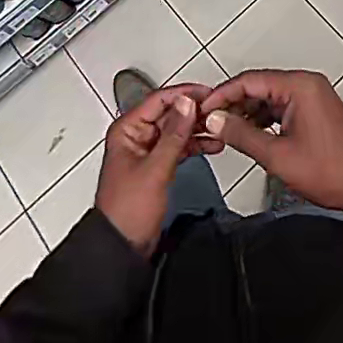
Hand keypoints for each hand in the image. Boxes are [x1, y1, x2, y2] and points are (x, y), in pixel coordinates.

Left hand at [95, 85, 208, 255]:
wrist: (123, 248)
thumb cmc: (127, 211)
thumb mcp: (155, 169)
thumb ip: (173, 135)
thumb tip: (186, 104)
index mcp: (127, 129)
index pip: (158, 100)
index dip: (184, 94)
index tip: (207, 94)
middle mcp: (136, 136)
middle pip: (169, 113)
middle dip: (194, 112)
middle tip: (218, 112)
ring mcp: (147, 150)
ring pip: (176, 129)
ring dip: (197, 128)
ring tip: (219, 128)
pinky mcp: (157, 165)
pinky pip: (178, 146)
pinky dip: (194, 144)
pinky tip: (212, 144)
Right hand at [201, 69, 342, 226]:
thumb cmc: (334, 172)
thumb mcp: (277, 156)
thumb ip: (241, 135)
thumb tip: (217, 121)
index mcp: (300, 86)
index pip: (249, 80)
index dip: (223, 95)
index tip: (205, 108)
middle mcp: (307, 84)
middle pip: (258, 85)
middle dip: (233, 103)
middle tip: (212, 120)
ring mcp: (312, 95)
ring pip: (268, 96)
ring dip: (247, 112)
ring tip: (227, 129)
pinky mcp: (314, 109)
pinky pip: (280, 105)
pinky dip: (263, 117)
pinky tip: (250, 133)